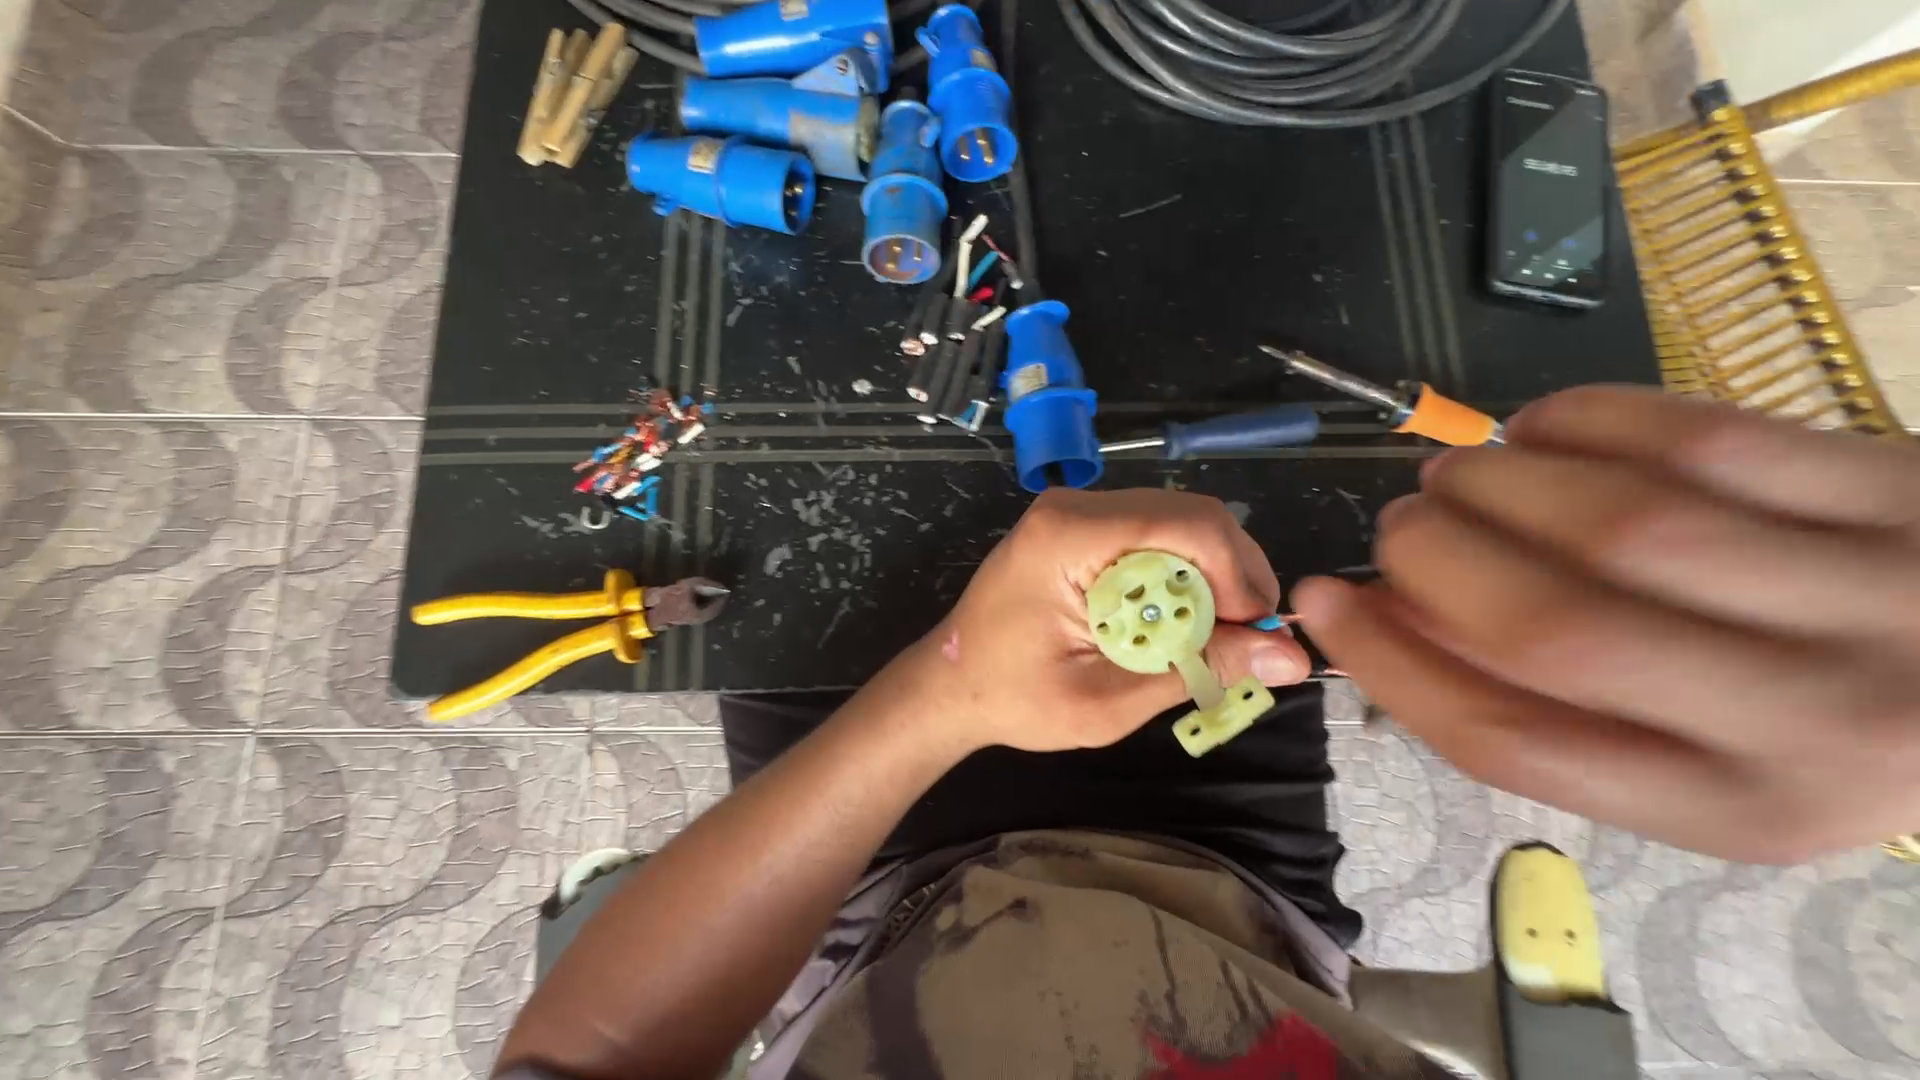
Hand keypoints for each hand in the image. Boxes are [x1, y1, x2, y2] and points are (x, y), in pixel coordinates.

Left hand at [900, 487, 1309, 754]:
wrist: (951, 686)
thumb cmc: (1015, 699)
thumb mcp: (1110, 698)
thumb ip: (1198, 668)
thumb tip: (1292, 658)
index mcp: (1070, 535)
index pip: (1188, 523)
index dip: (1239, 574)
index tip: (1255, 633)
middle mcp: (1074, 507)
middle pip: (1191, 515)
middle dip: (1234, 575)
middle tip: (1247, 639)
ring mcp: (1074, 512)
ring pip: (1179, 522)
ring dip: (1213, 576)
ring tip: (1220, 636)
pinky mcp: (1079, 528)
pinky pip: (1155, 535)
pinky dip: (1183, 574)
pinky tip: (1184, 620)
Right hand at [1295, 385, 1919, 863]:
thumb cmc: (1820, 718)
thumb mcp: (1677, 748)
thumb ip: (1526, 693)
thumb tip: (1381, 611)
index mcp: (1732, 807)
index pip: (1506, 738)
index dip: (1386, 662)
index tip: (1318, 599)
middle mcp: (1813, 723)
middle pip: (1554, 631)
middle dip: (1434, 562)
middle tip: (1399, 524)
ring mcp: (1880, 598)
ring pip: (1621, 524)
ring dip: (1493, 482)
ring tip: (1455, 472)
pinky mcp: (1906, 487)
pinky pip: (1699, 436)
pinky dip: (1581, 418)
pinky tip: (1537, 424)